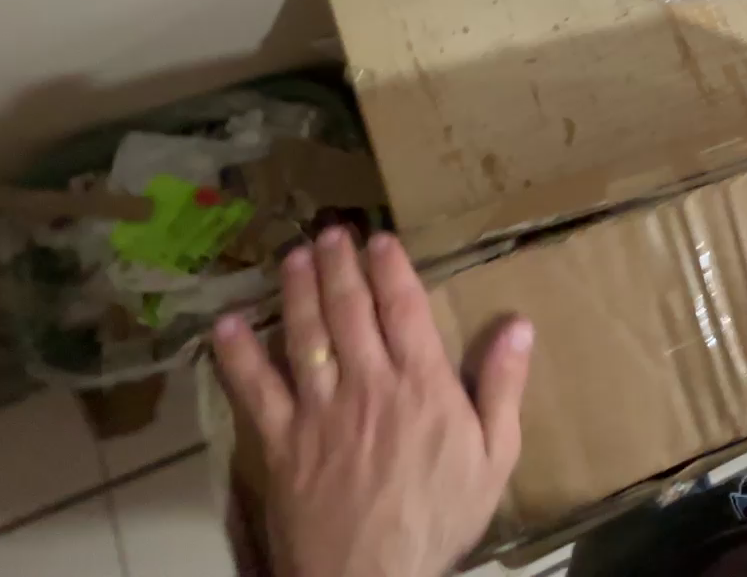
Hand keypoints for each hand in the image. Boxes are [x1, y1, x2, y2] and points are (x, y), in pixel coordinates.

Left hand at [213, 227, 533, 576]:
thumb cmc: (441, 514)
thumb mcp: (496, 454)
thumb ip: (503, 386)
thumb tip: (519, 324)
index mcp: (422, 384)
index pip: (404, 310)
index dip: (391, 269)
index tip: (381, 239)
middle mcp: (368, 385)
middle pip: (350, 312)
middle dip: (340, 267)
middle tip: (331, 230)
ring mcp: (319, 413)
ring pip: (305, 338)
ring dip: (298, 292)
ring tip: (293, 255)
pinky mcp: (282, 445)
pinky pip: (256, 392)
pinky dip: (239, 357)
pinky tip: (227, 327)